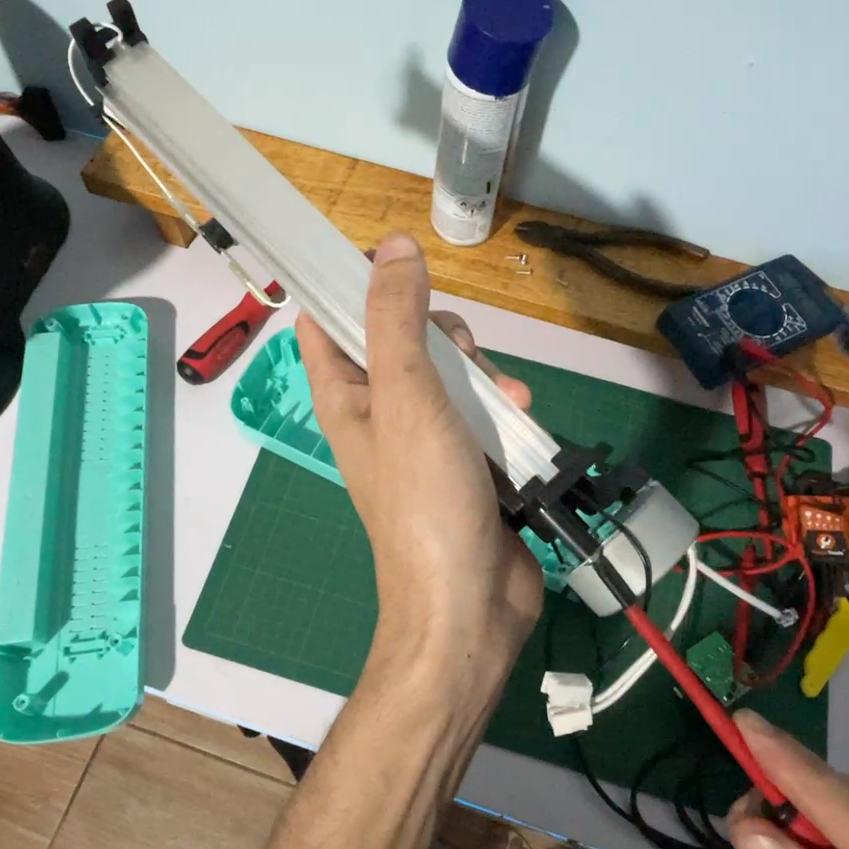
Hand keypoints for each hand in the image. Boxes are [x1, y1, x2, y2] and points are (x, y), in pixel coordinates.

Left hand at [296, 234, 543, 690]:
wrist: (468, 603)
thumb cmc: (424, 498)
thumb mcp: (407, 397)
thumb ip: (397, 320)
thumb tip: (391, 246)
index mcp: (344, 396)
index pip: (325, 322)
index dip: (347, 286)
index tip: (391, 262)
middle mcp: (379, 413)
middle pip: (401, 340)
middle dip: (438, 333)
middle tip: (458, 349)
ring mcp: (424, 439)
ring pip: (449, 374)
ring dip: (480, 373)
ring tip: (504, 394)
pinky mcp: (466, 461)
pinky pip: (481, 412)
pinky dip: (501, 408)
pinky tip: (522, 417)